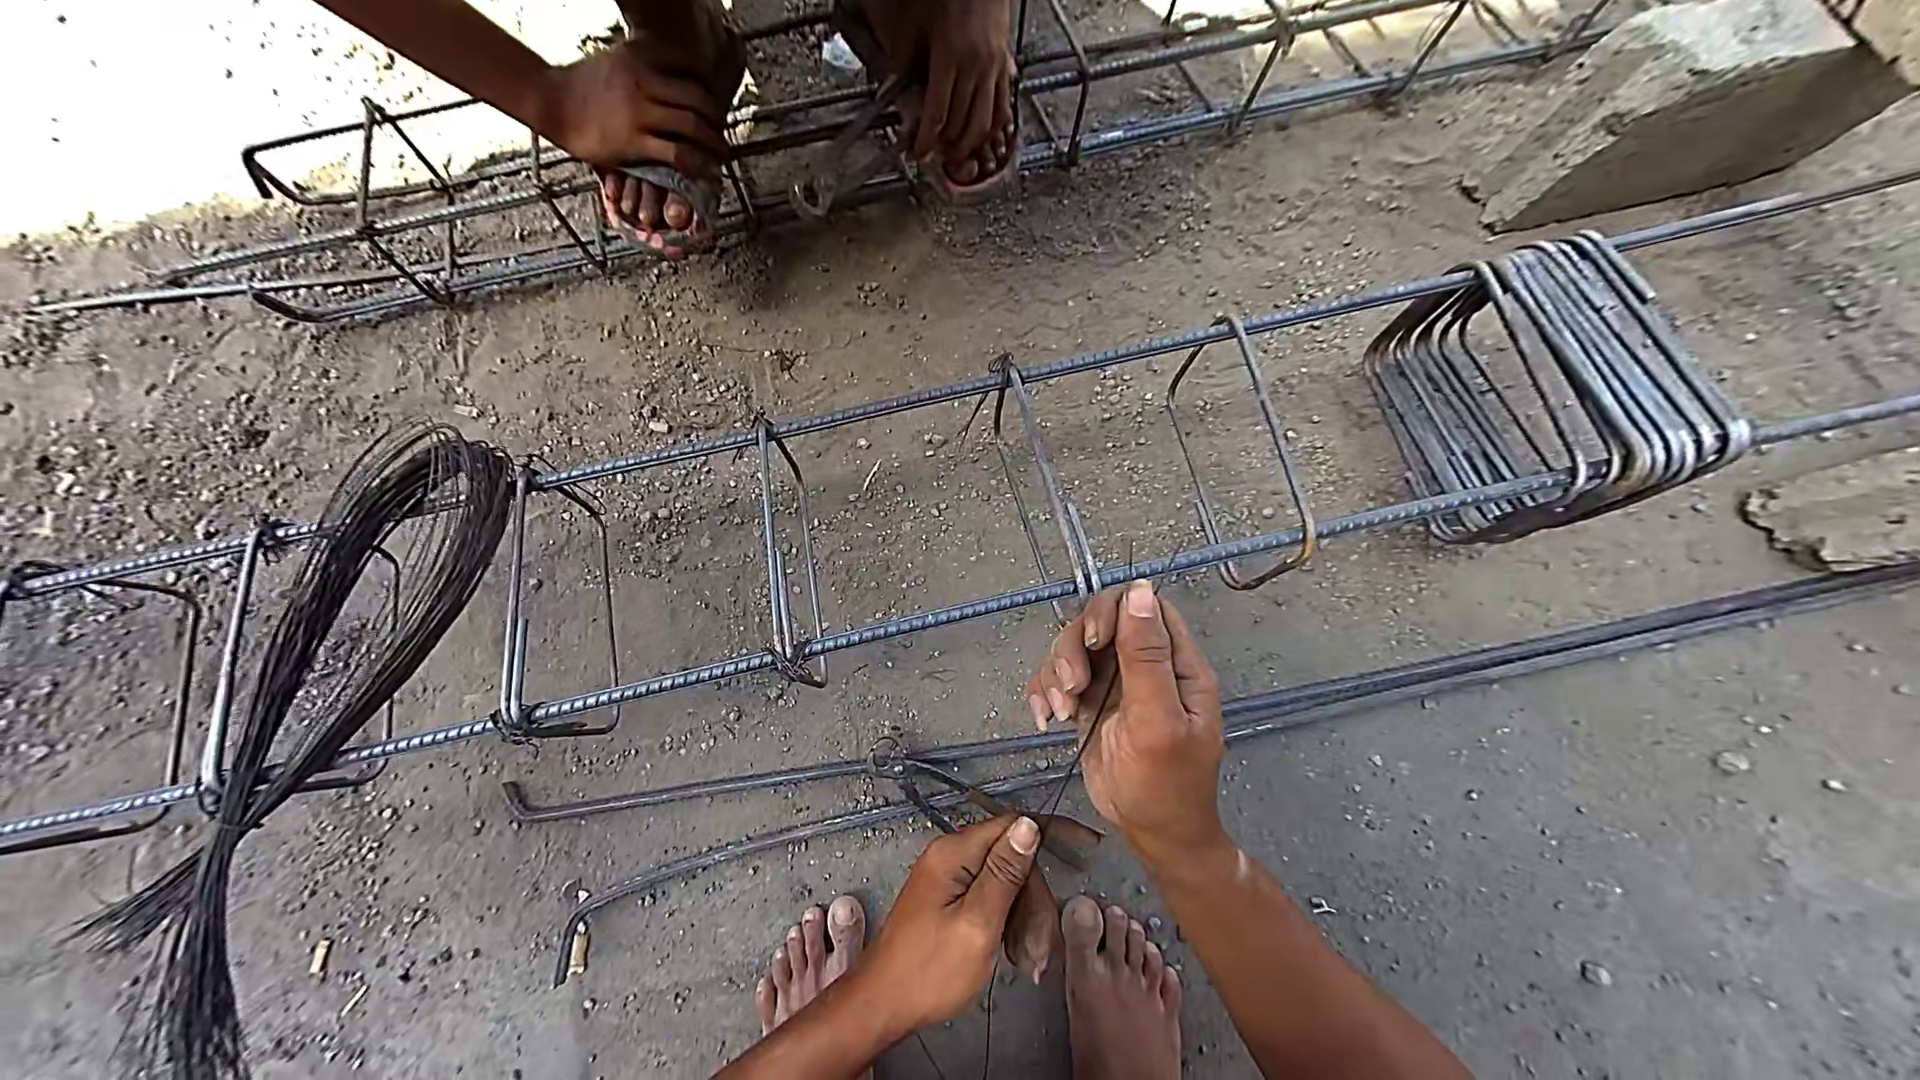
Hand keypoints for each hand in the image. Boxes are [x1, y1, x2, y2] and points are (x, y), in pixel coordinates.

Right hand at [537, 42, 729, 255]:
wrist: (551, 102)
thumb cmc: (586, 86)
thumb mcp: (619, 62)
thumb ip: (648, 68)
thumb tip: (677, 76)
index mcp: (640, 56)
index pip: (691, 67)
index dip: (710, 89)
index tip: (716, 106)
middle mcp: (642, 80)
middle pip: (699, 99)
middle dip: (718, 120)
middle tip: (723, 134)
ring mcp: (638, 111)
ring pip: (693, 125)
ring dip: (715, 144)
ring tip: (722, 154)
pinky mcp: (634, 141)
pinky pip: (679, 153)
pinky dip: (699, 164)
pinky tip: (705, 170)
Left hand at [855, 815, 1040, 1032]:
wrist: (882, 1004)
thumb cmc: (928, 971)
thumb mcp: (977, 923)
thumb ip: (1005, 873)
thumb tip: (1029, 824)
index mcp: (954, 852)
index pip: (1014, 824)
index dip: (1052, 832)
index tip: (1088, 844)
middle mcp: (949, 855)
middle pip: (1011, 856)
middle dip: (1034, 896)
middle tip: (1041, 939)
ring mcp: (947, 875)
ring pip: (1004, 879)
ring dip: (1023, 915)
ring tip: (1026, 956)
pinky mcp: (948, 896)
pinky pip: (989, 895)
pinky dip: (1006, 921)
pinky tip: (1011, 950)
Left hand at [915, 0, 1015, 171]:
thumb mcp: (916, 24)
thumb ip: (903, 60)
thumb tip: (890, 88)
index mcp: (949, 56)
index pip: (937, 112)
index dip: (927, 139)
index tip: (920, 153)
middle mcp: (974, 67)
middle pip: (959, 124)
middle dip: (945, 145)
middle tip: (934, 153)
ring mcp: (993, 71)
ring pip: (982, 124)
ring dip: (968, 145)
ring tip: (955, 152)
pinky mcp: (1005, 71)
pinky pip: (1001, 111)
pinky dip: (990, 130)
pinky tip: (979, 136)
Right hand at [1023, 581, 1227, 869]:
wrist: (1152, 833)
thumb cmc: (1167, 784)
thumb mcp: (1158, 719)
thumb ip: (1147, 656)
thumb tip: (1140, 592)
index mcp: (1176, 663)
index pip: (1145, 605)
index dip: (1114, 610)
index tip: (1095, 641)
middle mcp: (1144, 665)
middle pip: (1099, 621)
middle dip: (1075, 647)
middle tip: (1073, 685)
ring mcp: (1114, 682)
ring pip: (1073, 647)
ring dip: (1057, 673)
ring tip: (1061, 711)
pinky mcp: (1089, 701)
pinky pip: (1058, 677)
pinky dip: (1045, 691)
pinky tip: (1048, 718)